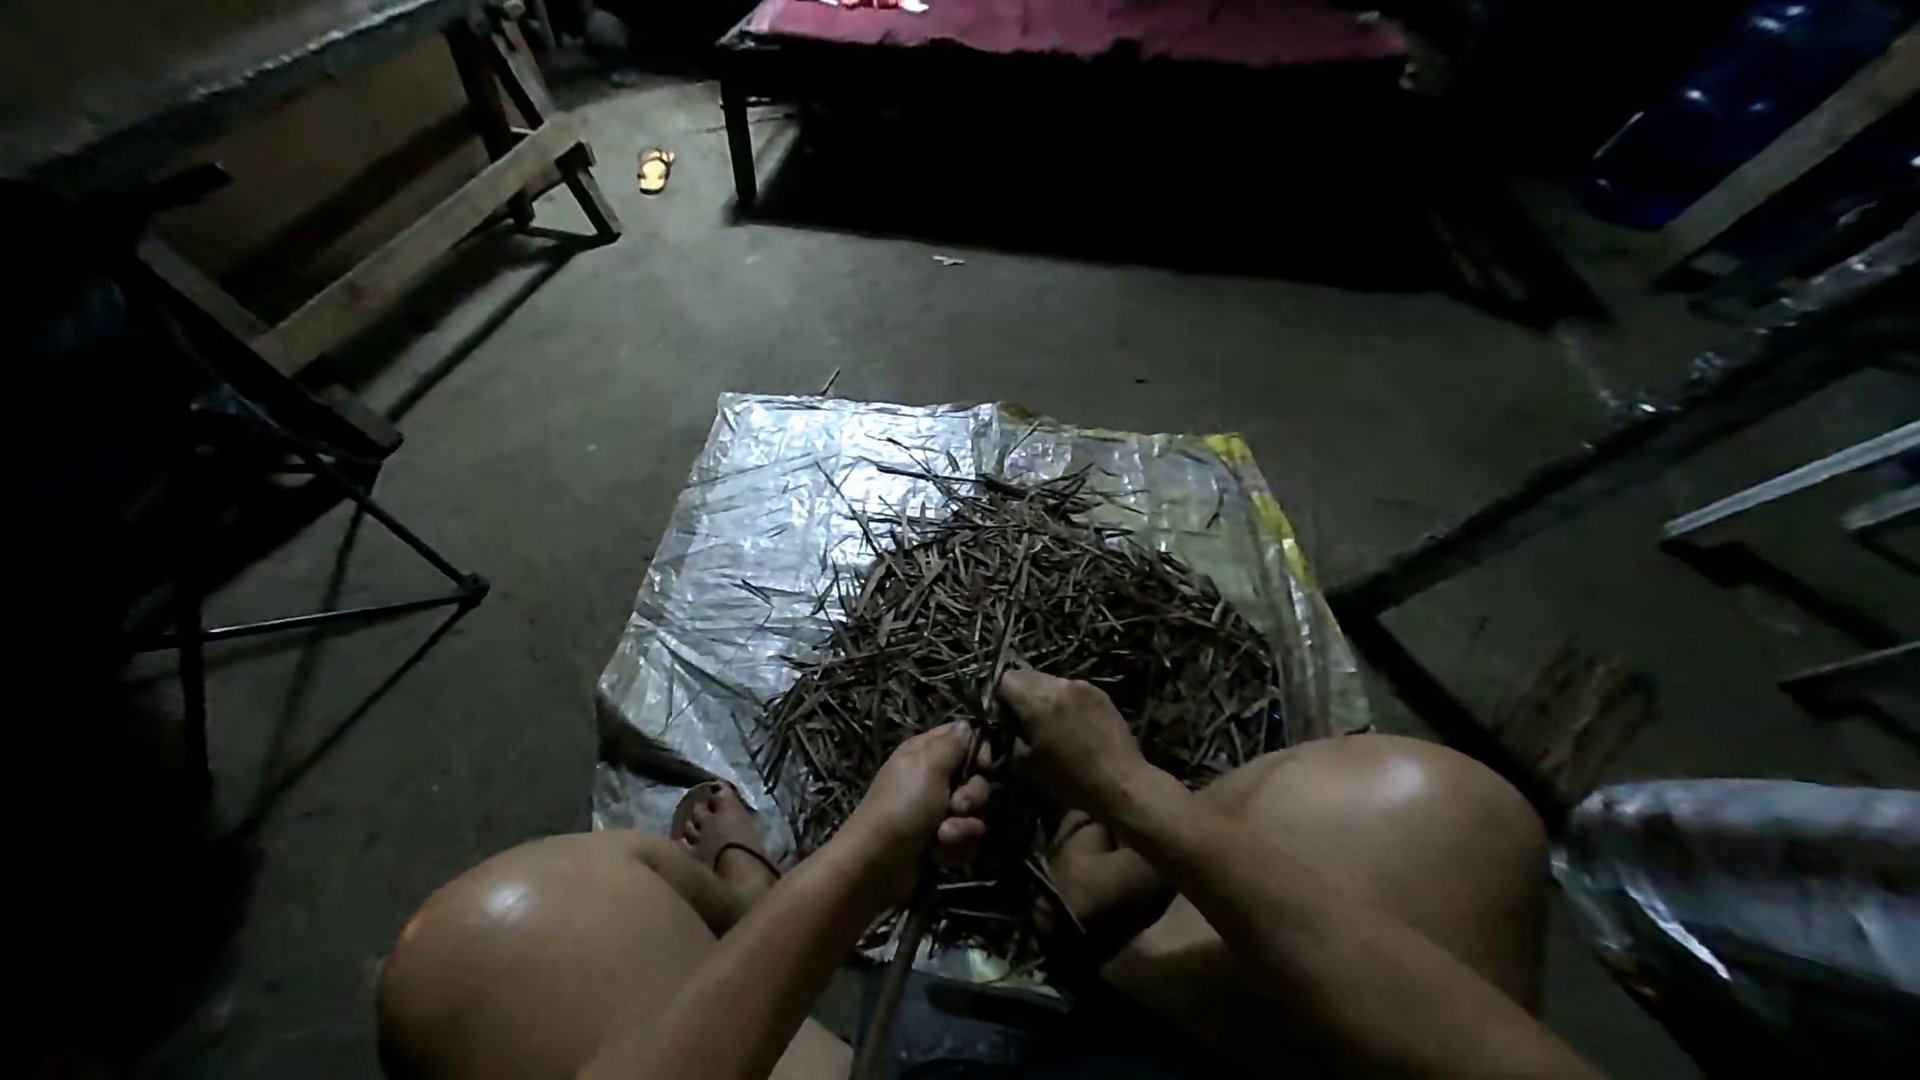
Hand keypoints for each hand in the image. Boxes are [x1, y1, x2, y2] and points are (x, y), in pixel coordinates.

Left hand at [834, 722, 991, 906]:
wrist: (877, 865)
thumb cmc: (903, 807)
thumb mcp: (928, 766)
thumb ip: (953, 744)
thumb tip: (967, 725)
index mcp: (925, 752)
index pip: (963, 737)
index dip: (979, 750)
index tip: (983, 765)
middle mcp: (932, 778)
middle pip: (975, 778)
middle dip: (972, 796)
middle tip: (956, 806)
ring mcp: (936, 811)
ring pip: (973, 812)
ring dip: (963, 827)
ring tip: (943, 836)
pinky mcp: (941, 841)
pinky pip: (966, 838)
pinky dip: (956, 847)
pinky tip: (940, 855)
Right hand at [998, 669, 1146, 814]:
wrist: (1122, 783)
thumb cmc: (1071, 779)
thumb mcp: (1027, 766)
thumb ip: (1010, 737)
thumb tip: (1006, 725)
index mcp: (1039, 700)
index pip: (1006, 679)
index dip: (1000, 696)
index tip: (1004, 717)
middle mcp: (1061, 685)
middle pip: (1027, 676)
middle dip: (1021, 694)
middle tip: (1024, 721)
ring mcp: (1083, 686)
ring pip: (1050, 681)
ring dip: (1044, 696)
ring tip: (1050, 723)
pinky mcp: (1101, 693)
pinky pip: (1072, 689)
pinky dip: (1065, 701)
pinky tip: (1072, 724)